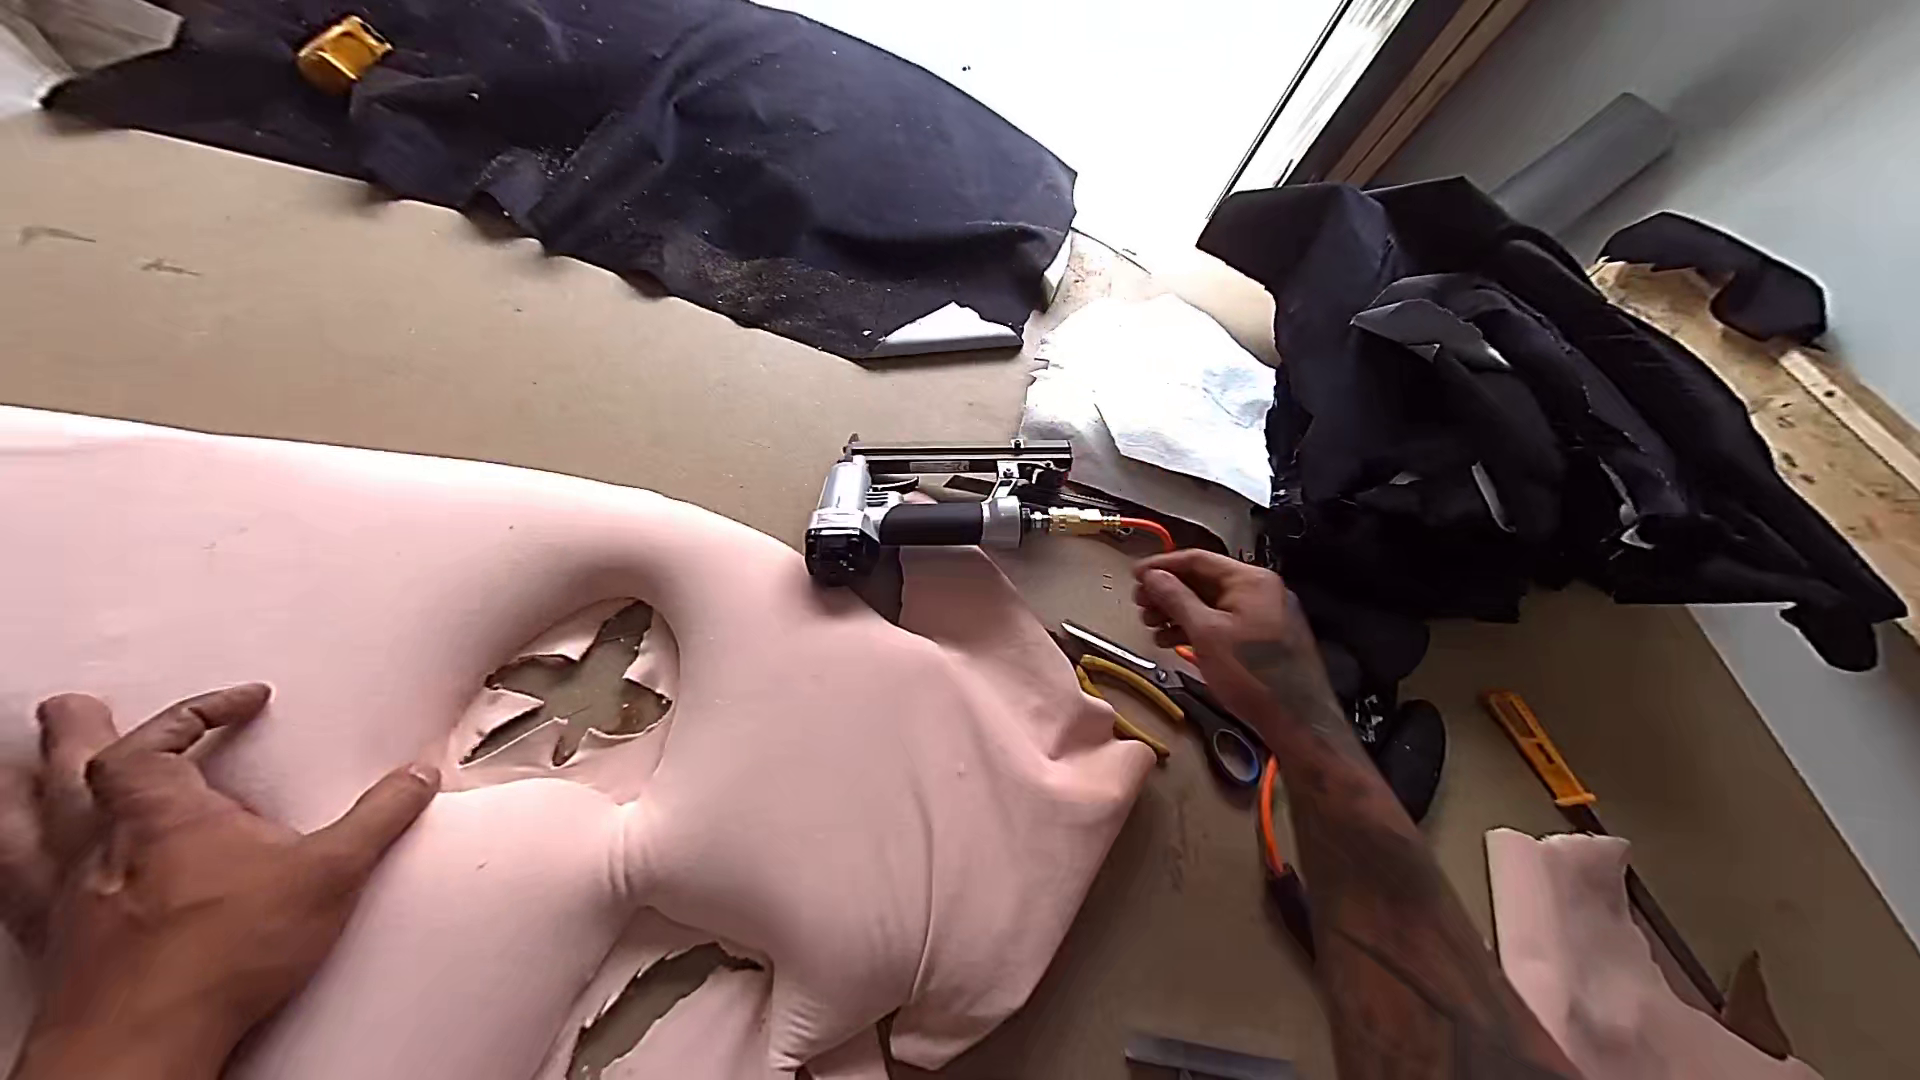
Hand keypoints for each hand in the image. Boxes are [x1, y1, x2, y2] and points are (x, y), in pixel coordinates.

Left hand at [2, 685, 438, 1079]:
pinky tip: (25, 860)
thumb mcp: (335, 871)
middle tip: (71, 704)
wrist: (145, 1050)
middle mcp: (101, 852)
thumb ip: (382, 815)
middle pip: (64, 776)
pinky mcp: (56, 939)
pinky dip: (14, 854)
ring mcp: (67, 898)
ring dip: (20, 788)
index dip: (196, 712)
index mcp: (165, 824)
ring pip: (18, 828)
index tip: (241, 699)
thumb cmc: (225, 956)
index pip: (153, 747)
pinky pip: (14, 882)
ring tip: (19, 767)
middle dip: (72, 733)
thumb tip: (417, 776)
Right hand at [1132, 551, 1343, 746]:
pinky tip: (1172, 640)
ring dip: (1176, 611)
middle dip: (1167, 592)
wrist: (1296, 722)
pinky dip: (1194, 627)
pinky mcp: (1260, 636)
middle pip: (1202, 580)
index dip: (1162, 565)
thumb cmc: (1253, 676)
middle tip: (1141, 604)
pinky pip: (1220, 621)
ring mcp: (1262, 614)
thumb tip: (1153, 577)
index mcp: (1251, 581)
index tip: (1136, 575)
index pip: (1197, 559)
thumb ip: (1175, 599)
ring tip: (1151, 626)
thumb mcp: (1205, 633)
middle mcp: (1259, 591)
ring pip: (1208, 602)